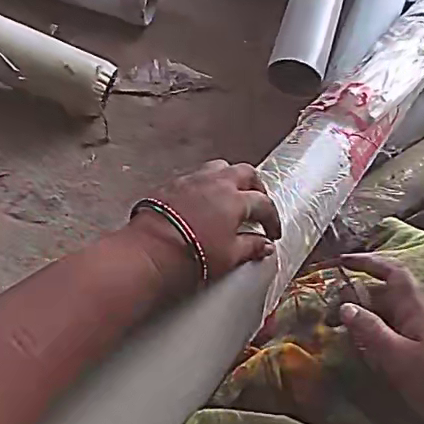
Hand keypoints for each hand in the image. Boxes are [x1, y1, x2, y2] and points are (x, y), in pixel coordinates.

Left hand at [126, 160, 279, 294]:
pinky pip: (197, 176)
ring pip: (220, 167)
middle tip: (257, 205)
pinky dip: (207, 185)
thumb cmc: (193, 255)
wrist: (151, 250)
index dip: (272, 219)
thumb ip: (251, 247)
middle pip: (246, 173)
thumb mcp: (229, 256)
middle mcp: (217, 182)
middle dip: (256, 187)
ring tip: (232, 196)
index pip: (264, 203)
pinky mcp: (173, 183)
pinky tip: (204, 200)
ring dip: (231, 178)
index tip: (272, 233)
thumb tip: (266, 246)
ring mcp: (194, 179)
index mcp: (236, 199)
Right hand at [335, 252, 423, 423]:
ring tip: (347, 329)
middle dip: (360, 297)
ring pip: (393, 312)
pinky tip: (371, 346)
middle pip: (387, 293)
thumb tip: (345, 307)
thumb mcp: (395, 356)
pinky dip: (381, 329)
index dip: (368, 262)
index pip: (392, 272)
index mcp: (417, 307)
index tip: (344, 261)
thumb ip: (369, 329)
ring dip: (369, 316)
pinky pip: (400, 327)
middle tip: (334, 309)